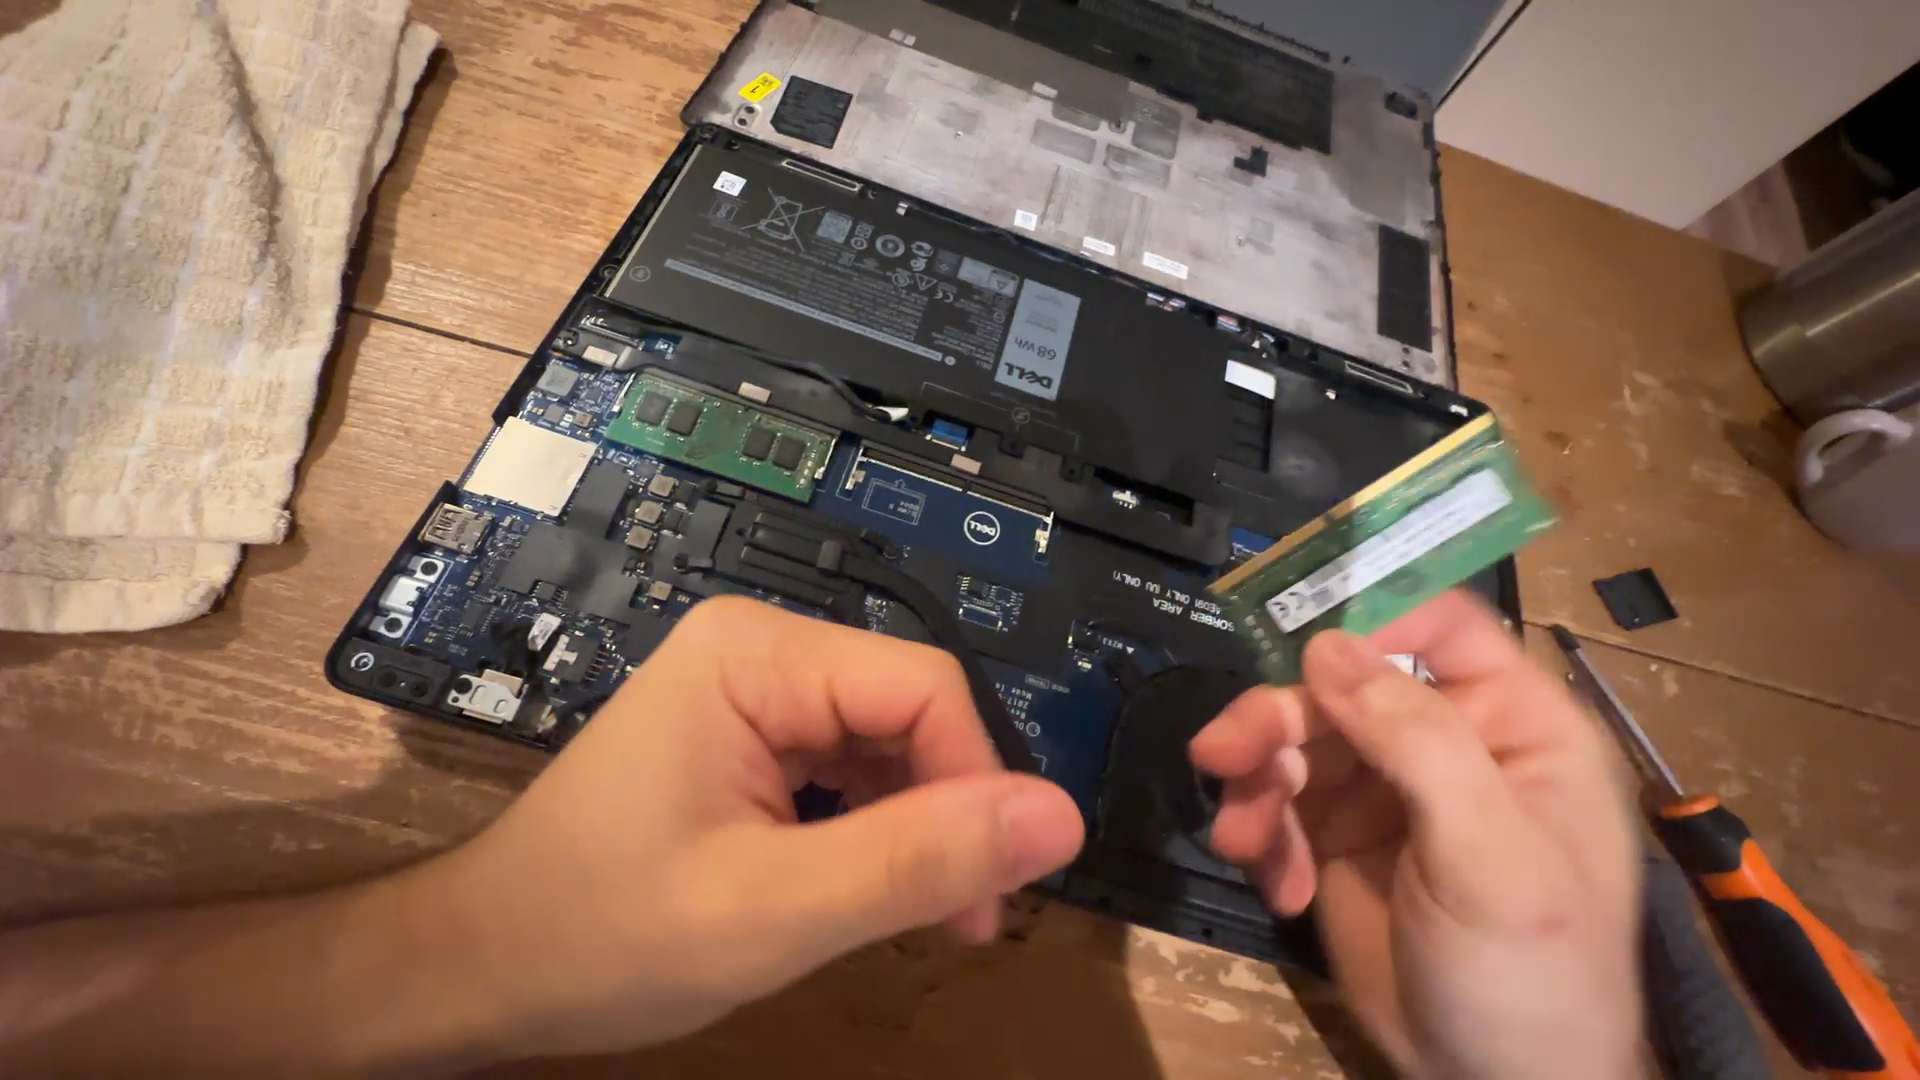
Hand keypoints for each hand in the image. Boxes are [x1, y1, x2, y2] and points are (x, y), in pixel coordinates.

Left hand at [424, 596, 1084, 1058]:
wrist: (478, 965)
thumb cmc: (599, 934)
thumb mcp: (770, 911)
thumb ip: (916, 860)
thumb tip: (1060, 815)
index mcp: (759, 652)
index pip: (924, 685)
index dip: (976, 779)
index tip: (991, 886)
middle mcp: (765, 648)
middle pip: (909, 709)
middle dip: (946, 811)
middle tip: (963, 915)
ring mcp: (759, 688)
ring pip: (890, 740)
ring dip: (919, 824)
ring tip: (923, 912)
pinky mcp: (757, 730)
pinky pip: (852, 762)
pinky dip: (880, 824)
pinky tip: (873, 880)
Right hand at [1190, 591, 1640, 1079]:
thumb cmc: (1530, 974)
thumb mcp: (1491, 859)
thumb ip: (1417, 743)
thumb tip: (1324, 647)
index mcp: (1507, 725)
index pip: (1441, 626)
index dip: (1371, 615)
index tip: (1293, 637)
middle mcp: (1437, 739)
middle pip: (1334, 685)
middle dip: (1274, 721)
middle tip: (1220, 755)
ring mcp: (1378, 784)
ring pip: (1290, 739)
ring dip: (1255, 784)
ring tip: (1240, 838)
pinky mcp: (1332, 829)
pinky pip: (1276, 801)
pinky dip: (1263, 835)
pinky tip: (1278, 886)